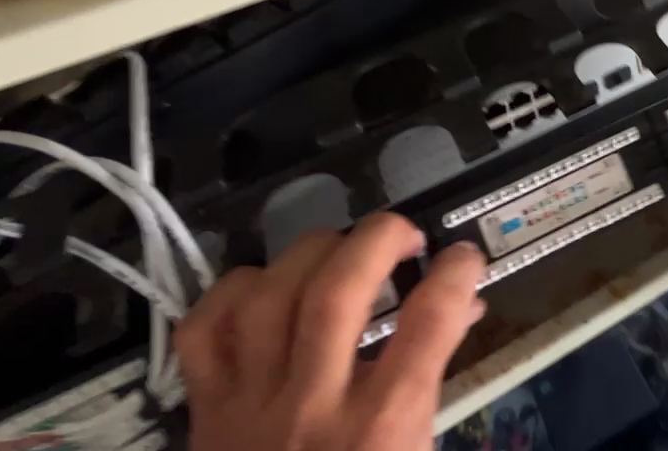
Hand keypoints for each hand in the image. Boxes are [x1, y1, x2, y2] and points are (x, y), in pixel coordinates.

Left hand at [176, 213, 486, 450]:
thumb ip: (437, 378)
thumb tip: (462, 307)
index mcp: (381, 432)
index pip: (429, 321)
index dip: (456, 270)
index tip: (464, 257)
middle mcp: (313, 411)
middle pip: (338, 292)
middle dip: (381, 237)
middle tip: (405, 237)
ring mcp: (248, 411)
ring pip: (270, 296)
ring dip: (315, 251)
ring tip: (344, 250)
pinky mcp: (203, 415)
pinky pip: (204, 330)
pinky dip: (236, 289)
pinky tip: (271, 285)